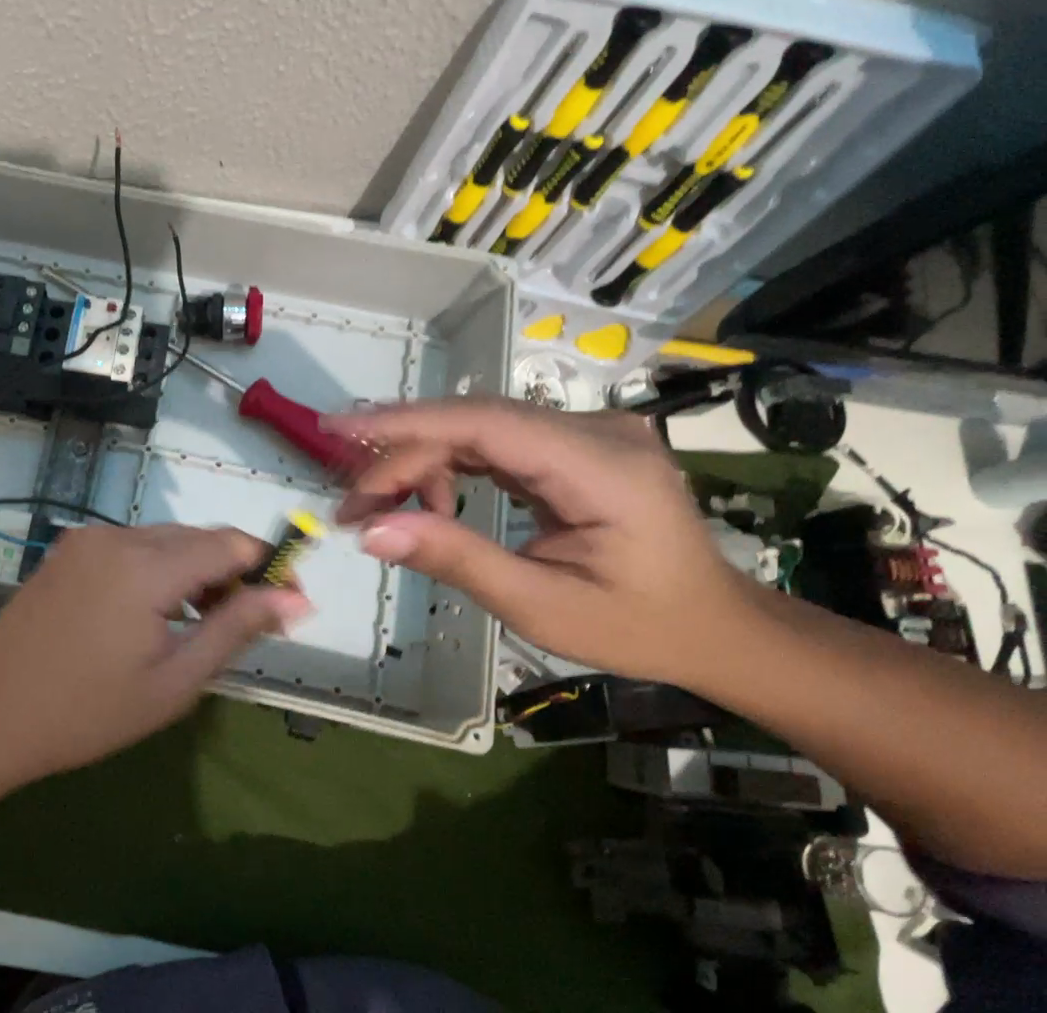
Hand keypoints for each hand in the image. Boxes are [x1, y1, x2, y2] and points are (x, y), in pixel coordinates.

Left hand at [0, 524, 310, 779]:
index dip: (267, 568)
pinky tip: (150, 615)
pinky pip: (129, 547)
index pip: (231, 543)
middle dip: (230, 573)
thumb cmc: (89, 712)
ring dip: (192, 571)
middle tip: (239, 627)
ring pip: (163, 540)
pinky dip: (154, 570)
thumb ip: (236, 629)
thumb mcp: (174, 680)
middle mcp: (117, 537)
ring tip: (194, 627)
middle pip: (197, 538)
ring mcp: (85, 541)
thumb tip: (296, 599)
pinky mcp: (66, 552)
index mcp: (146, 566)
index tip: (286, 606)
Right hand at [330, 398, 751, 685]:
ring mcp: (587, 433)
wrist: (714, 626)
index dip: (405, 423)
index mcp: (603, 466)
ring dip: (420, 464)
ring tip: (377, 510)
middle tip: (350, 509)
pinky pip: (494, 443)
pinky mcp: (574, 446)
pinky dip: (449, 468)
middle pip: (473, 424)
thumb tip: (371, 532)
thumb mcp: (542, 607)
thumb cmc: (637, 626)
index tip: (337, 428)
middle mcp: (597, 431)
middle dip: (401, 459)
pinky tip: (428, 504)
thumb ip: (457, 561)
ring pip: (477, 430)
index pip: (485, 424)